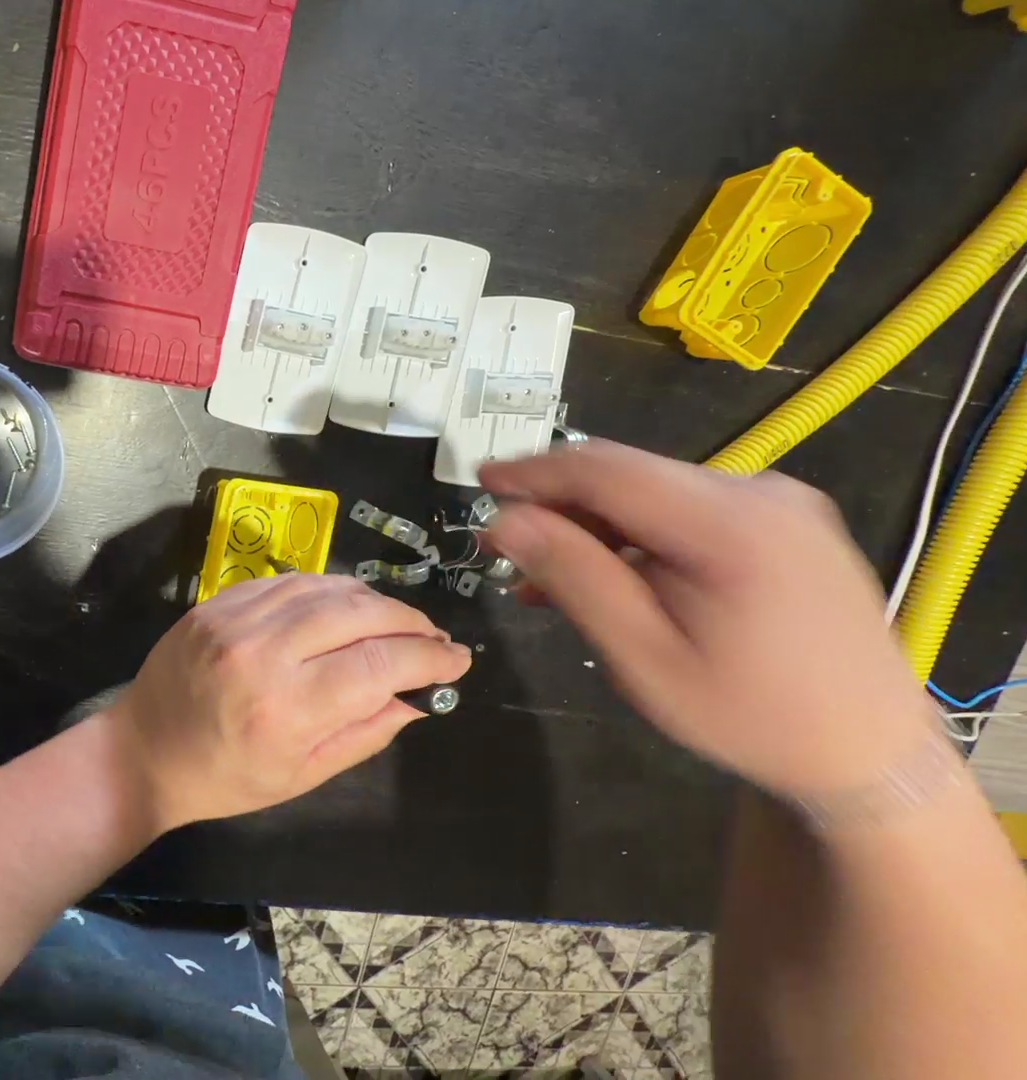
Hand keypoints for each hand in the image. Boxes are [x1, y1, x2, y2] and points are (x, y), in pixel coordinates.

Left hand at [106, 574, 471, 830]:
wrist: (144, 751)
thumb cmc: (225, 778)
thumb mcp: (301, 775)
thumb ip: (364, 733)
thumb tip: (416, 697)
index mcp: (286, 708)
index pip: (379, 664)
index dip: (428, 657)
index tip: (456, 660)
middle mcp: (261, 653)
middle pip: (358, 613)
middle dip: (408, 621)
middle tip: (431, 637)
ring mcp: (232, 620)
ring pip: (324, 587)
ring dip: (370, 600)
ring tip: (394, 621)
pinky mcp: (214, 604)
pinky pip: (285, 582)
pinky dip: (323, 589)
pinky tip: (341, 605)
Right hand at [480, 440, 937, 800]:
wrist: (867, 751)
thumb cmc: (746, 713)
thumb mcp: (641, 652)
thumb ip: (573, 576)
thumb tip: (505, 521)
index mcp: (729, 524)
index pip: (605, 471)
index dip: (532, 471)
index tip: (478, 481)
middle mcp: (759, 495)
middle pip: (627, 476)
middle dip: (554, 503)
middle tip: (500, 544)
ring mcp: (776, 507)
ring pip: (649, 494)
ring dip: (587, 524)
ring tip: (539, 574)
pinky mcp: (780, 526)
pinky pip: (681, 513)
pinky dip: (628, 536)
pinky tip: (600, 575)